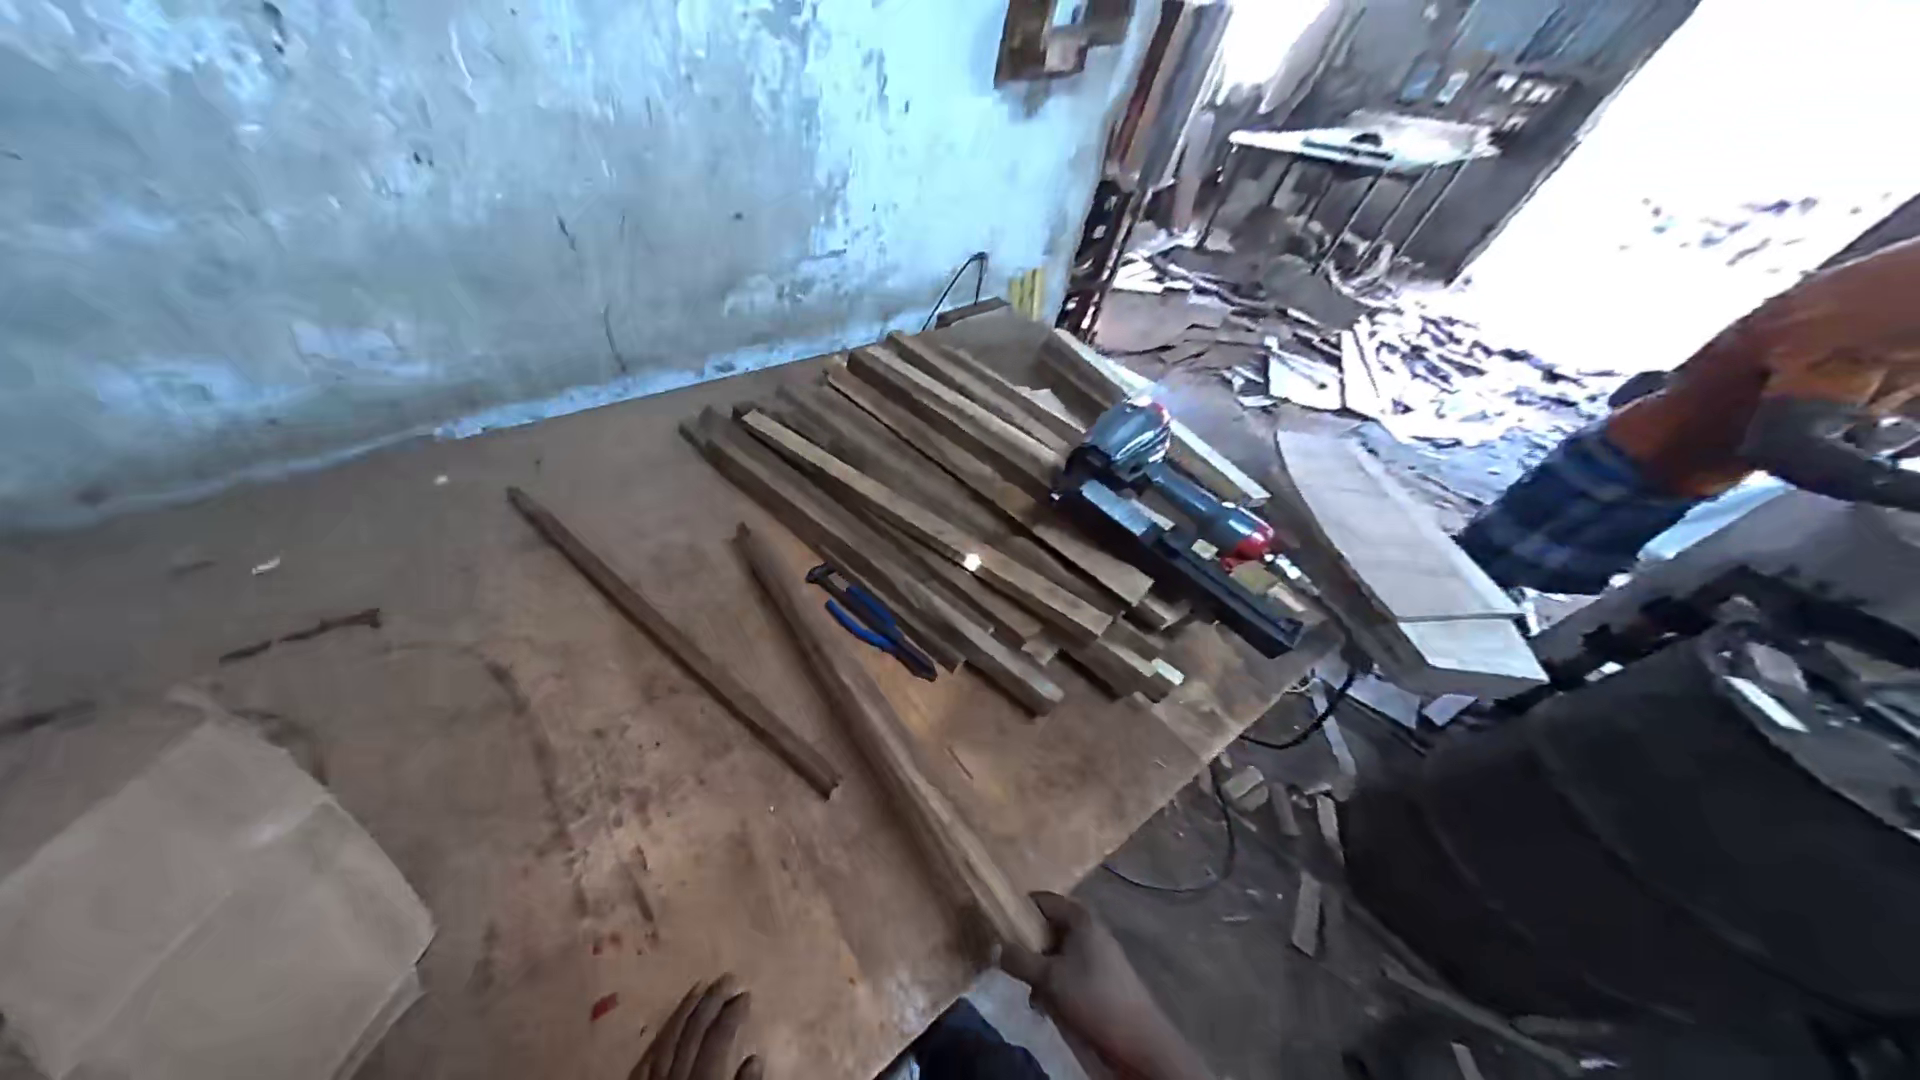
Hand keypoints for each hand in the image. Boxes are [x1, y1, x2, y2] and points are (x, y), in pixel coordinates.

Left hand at [630, 976, 761, 1079]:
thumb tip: (755, 1059)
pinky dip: (660, 1034)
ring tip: (701, 984)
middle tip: (729, 976)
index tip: (746, 993)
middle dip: (712, 1001)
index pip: (718, 1038)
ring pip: (667, 1039)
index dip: (732, 1013)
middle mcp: (674, 1075)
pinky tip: (670, 1019)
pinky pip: (645, 1058)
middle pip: (692, 1032)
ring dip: (685, 1009)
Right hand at [998, 893, 1210, 1079]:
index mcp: (1080, 918)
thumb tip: (998, 947)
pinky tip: (1050, 1007)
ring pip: (1058, 953)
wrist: (1139, 1042)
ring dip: (1042, 971)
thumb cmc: (1093, 998)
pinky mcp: (1103, 978)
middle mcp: (1090, 929)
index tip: (1000, 926)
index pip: (1044, 900)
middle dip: (1030, 947)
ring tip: (1034, 997)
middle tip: (1014, 966)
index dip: (1021, 909)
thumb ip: (1019, 960)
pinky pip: (1070, 971)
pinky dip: (1057, 984)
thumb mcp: (1049, 978)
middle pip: (1050, 927)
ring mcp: (1098, 954)